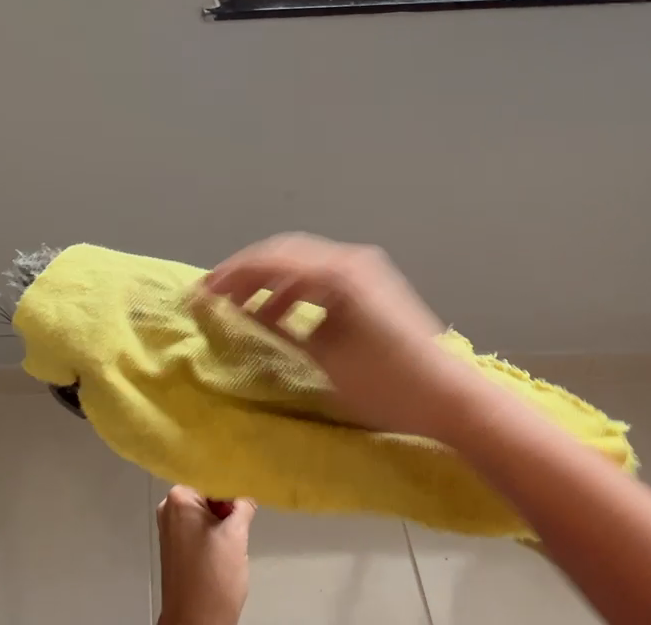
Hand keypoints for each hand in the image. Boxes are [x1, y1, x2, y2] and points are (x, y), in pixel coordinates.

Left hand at [157, 486, 254, 624]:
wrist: (196, 623)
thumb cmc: (214, 577)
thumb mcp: (236, 535)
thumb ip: (243, 506)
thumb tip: (247, 494)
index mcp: (178, 498)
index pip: (210, 476)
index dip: (232, 483)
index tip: (250, 487)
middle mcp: (168, 508)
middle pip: (205, 492)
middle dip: (227, 503)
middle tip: (245, 515)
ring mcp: (169, 528)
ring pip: (203, 511)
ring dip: (221, 518)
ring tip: (237, 532)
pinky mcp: (174, 546)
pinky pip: (196, 527)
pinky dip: (213, 531)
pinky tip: (226, 544)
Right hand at [201, 233, 456, 436]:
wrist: (449, 398)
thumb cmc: (384, 384)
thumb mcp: (322, 360)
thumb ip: (275, 329)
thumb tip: (237, 314)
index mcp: (335, 272)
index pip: (269, 261)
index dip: (230, 275)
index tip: (201, 292)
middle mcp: (349, 258)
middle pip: (282, 252)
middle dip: (245, 272)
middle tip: (214, 293)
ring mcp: (363, 267)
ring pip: (300, 261)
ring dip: (267, 281)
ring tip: (240, 308)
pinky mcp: (370, 282)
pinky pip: (318, 274)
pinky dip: (292, 289)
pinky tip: (278, 315)